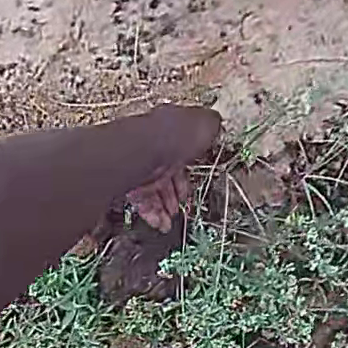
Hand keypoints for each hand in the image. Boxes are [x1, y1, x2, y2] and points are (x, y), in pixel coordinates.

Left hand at [119, 104, 219, 231]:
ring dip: (165, 210)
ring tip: (171, 221)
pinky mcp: (131, 185)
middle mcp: (155, 152)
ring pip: (155, 194)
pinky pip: (142, 203)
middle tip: (181, 208)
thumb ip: (211, 126)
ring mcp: (142, 169)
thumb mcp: (204, 124)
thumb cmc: (173, 136)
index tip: (191, 188)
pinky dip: (152, 215)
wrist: (146, 151)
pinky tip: (160, 223)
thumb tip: (216, 125)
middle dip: (176, 197)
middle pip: (167, 180)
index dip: (188, 176)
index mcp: (172, 137)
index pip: (182, 159)